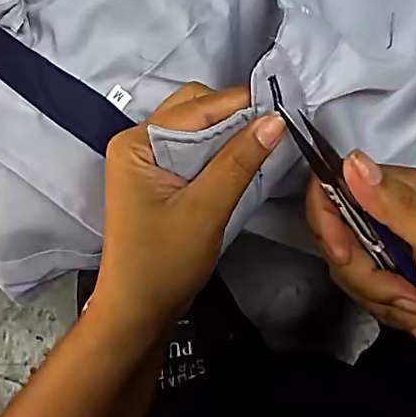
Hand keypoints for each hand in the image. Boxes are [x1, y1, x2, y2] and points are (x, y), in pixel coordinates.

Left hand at [94, 83, 284, 334]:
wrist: (137, 312)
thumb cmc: (162, 264)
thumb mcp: (206, 210)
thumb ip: (239, 162)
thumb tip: (273, 121)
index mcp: (136, 143)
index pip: (194, 108)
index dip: (238, 104)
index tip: (279, 105)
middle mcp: (136, 142)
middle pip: (192, 109)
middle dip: (232, 113)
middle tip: (273, 125)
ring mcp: (146, 159)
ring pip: (194, 126)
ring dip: (227, 131)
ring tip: (264, 138)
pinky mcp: (158, 175)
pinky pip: (193, 147)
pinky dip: (219, 148)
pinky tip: (243, 156)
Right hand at [305, 152, 415, 387]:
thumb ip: (403, 209)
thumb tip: (351, 162)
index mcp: (409, 191)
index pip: (338, 184)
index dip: (329, 218)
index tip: (346, 255)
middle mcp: (395, 213)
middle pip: (336, 231)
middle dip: (362, 273)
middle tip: (404, 294)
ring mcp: (392, 247)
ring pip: (346, 267)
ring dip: (380, 299)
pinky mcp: (393, 279)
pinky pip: (362, 292)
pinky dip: (389, 313)